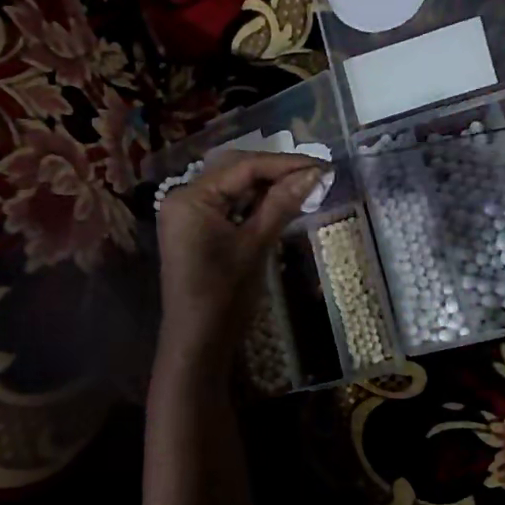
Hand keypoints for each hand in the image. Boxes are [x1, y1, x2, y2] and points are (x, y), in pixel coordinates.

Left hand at [156, 152, 321, 364]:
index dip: (284, 164)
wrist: (197, 340)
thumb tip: (314, 173)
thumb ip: (281, 204)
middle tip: (315, 175)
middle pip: (233, 170)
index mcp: (190, 197)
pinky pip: (224, 206)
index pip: (242, 166)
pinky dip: (250, 204)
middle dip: (274, 172)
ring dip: (264, 187)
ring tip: (303, 187)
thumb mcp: (255, 246)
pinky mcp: (192, 230)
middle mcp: (182, 198)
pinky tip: (277, 204)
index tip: (322, 165)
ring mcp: (185, 215)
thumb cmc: (223, 295)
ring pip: (230, 188)